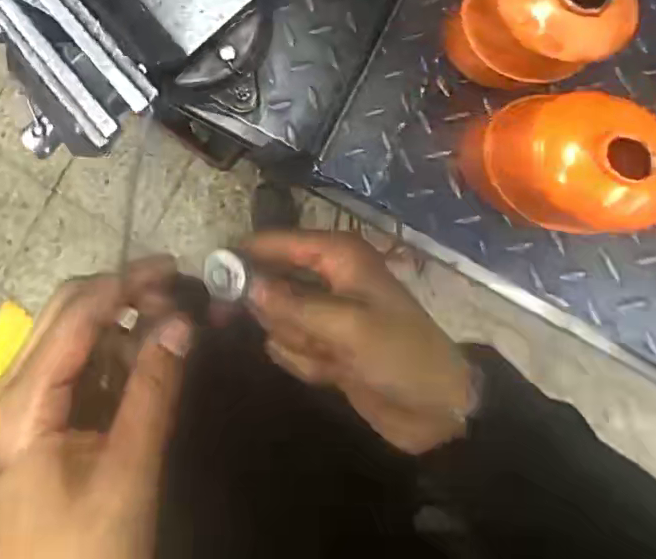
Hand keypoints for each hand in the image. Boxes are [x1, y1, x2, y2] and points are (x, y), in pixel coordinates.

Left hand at [0, 258, 192, 558]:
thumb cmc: (86, 551)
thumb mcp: (127, 472)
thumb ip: (154, 390)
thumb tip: (182, 322)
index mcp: (24, 399)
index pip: (76, 315)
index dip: (124, 284)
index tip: (171, 268)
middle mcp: (15, 385)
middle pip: (68, 310)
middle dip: (120, 292)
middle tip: (173, 292)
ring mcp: (26, 399)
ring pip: (73, 332)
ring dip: (119, 319)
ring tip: (169, 321)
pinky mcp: (41, 416)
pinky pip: (77, 363)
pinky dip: (113, 349)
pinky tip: (146, 353)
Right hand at [243, 230, 478, 453]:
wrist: (441, 412)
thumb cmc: (400, 354)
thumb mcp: (348, 327)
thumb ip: (294, 305)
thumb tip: (247, 287)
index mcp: (336, 256)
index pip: (275, 243)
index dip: (245, 257)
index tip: (214, 279)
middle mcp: (325, 276)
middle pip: (269, 281)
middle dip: (276, 313)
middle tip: (293, 333)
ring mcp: (323, 311)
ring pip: (275, 318)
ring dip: (295, 341)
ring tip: (328, 355)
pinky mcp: (323, 343)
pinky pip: (289, 345)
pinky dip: (304, 360)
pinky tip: (332, 372)